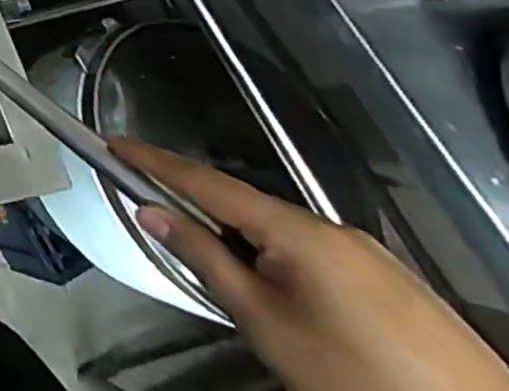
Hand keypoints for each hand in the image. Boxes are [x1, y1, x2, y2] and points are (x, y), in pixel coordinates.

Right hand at [111, 138, 508, 390]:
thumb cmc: (355, 376)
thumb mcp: (262, 318)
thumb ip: (203, 257)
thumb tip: (153, 212)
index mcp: (298, 232)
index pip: (206, 181)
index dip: (154, 160)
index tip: (115, 142)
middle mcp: (335, 231)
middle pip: (243, 204)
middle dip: (197, 207)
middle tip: (153, 214)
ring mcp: (370, 256)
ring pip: (278, 231)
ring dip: (239, 239)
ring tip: (223, 276)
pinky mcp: (393, 284)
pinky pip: (314, 252)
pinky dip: (276, 257)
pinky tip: (277, 294)